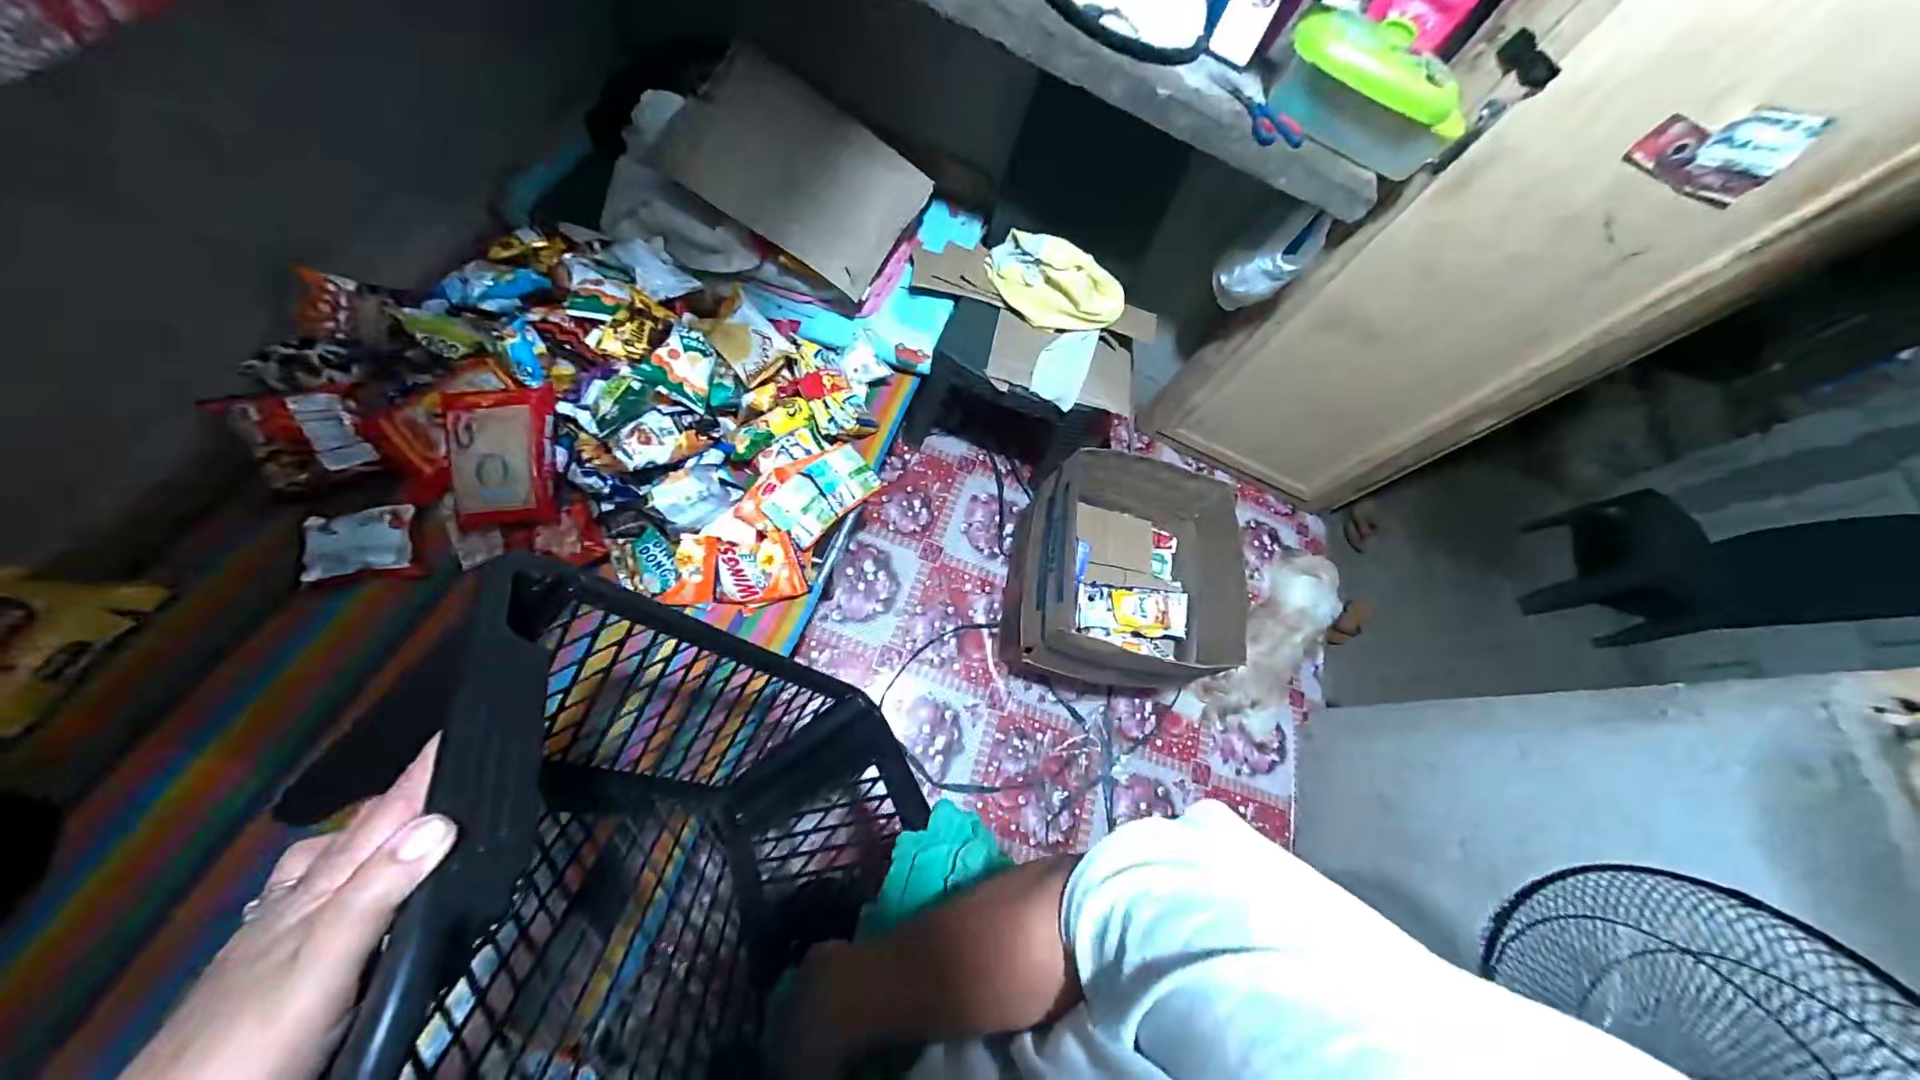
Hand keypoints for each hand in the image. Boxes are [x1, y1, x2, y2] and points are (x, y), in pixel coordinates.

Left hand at [124, 738, 456, 1079]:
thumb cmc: (257, 1033)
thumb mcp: (325, 961)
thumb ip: (379, 892)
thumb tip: (442, 820)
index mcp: (320, 891)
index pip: (384, 816)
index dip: (421, 772)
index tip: (456, 729)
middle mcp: (301, 900)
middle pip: (359, 831)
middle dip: (404, 793)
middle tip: (446, 765)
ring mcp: (281, 933)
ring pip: (332, 862)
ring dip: (371, 830)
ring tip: (401, 817)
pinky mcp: (275, 964)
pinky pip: (320, 897)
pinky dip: (347, 874)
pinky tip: (343, 889)